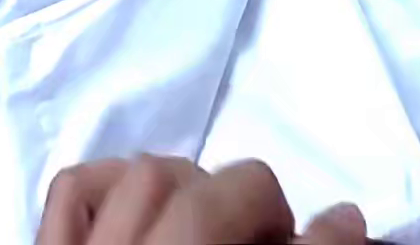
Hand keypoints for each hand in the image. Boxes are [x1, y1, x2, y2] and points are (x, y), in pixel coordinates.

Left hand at [38, 155, 367, 244]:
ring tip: (209, 213)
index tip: (348, 220)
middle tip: (274, 233)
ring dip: (188, 183)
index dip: (326, 240)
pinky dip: (105, 181)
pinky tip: (132, 204)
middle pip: (207, 209)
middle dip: (256, 199)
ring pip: (146, 181)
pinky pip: (71, 191)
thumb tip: (344, 226)